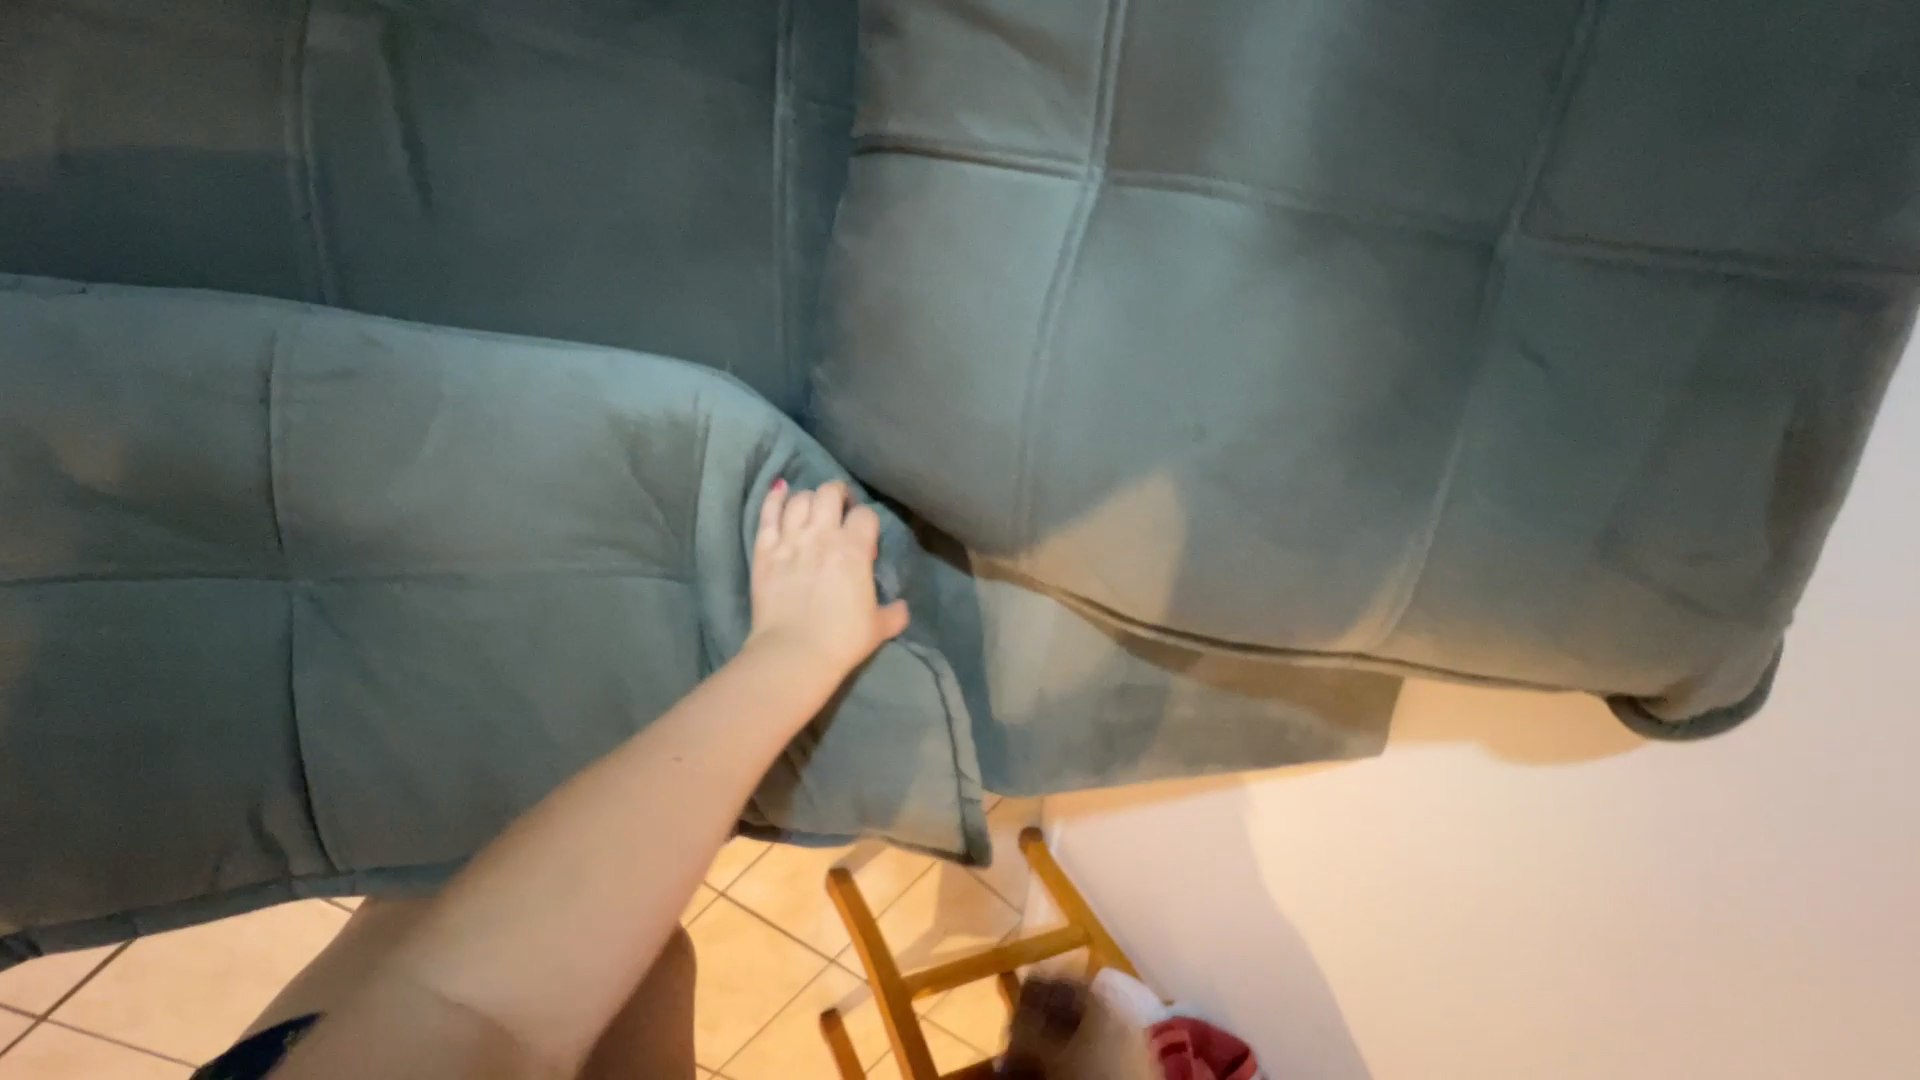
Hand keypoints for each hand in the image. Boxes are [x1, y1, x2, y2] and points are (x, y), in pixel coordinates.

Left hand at [746, 479, 909, 677]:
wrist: (794, 653)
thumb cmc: (842, 639)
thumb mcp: (879, 628)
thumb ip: (894, 613)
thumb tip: (902, 607)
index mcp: (855, 549)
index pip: (865, 515)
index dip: (867, 521)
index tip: (865, 537)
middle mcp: (823, 535)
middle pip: (830, 493)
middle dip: (838, 494)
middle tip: (840, 508)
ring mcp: (790, 539)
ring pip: (800, 499)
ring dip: (809, 499)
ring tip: (812, 509)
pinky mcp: (764, 550)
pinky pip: (767, 513)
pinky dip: (774, 498)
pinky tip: (779, 491)